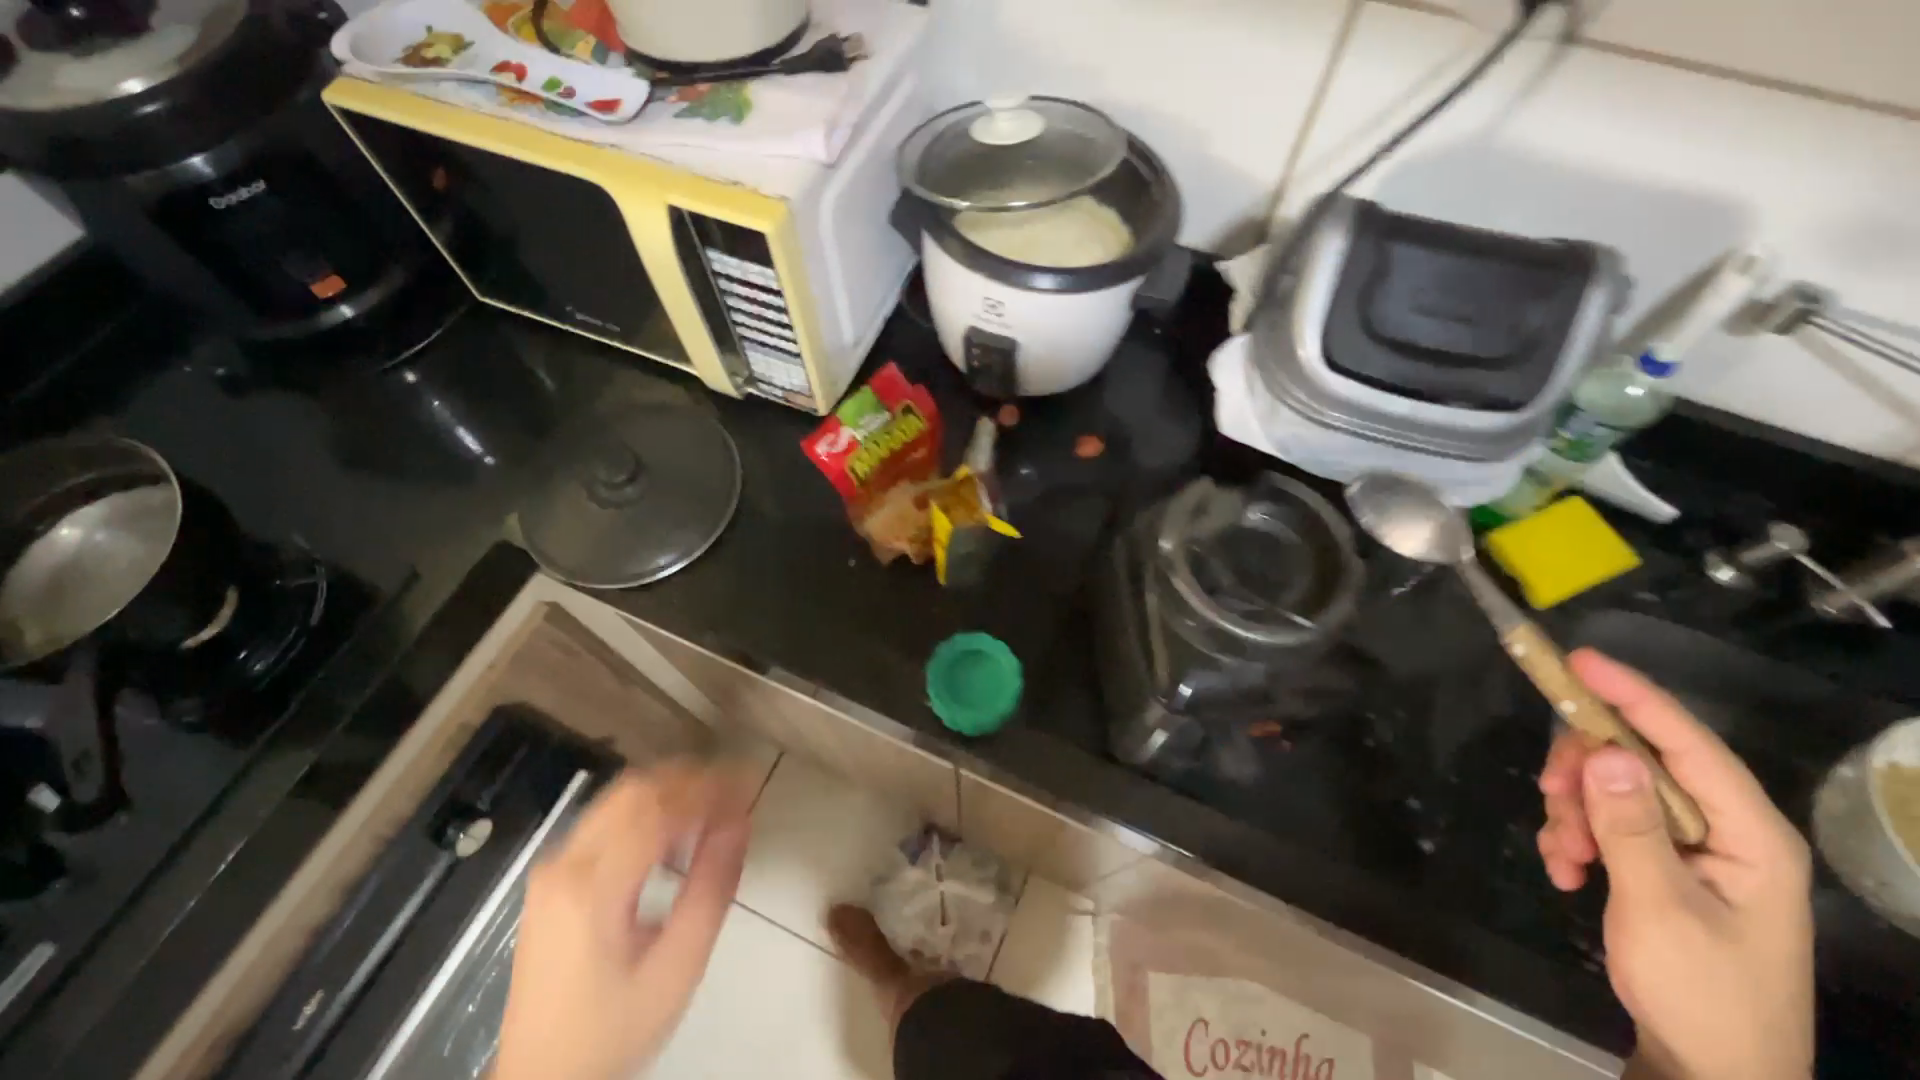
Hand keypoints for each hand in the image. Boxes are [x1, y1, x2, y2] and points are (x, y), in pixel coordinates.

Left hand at [494, 764, 752, 1079]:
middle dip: (691, 781)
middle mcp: (564, 862)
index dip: (708, 787)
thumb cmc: (616, 1027)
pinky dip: (646, 813)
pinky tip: (675, 838)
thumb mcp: (677, 966)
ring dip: (669, 794)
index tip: (749, 786)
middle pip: (634, 790)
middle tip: (736, 794)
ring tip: (714, 813)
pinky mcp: (552, 879)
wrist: (543, 1078)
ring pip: (617, 799)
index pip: (657, 806)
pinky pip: (604, 822)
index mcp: (593, 884)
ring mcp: (552, 868)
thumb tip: (740, 822)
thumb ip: (711, 889)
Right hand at [1535, 649, 1813, 1079]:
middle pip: (1640, 761)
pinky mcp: (1662, 865)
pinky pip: (1607, 825)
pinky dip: (1577, 841)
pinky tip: (1566, 874)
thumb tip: (1609, 751)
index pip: (1690, 745)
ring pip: (1614, 791)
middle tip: (1550, 799)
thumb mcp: (1661, 910)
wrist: (1711, 1067)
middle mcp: (1724, 829)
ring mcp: (1693, 847)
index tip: (1580, 661)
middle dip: (1586, 775)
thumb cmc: (1703, 993)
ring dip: (1574, 816)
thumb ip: (1632, 828)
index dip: (1634, 698)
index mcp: (1751, 834)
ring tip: (1562, 859)